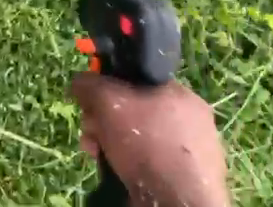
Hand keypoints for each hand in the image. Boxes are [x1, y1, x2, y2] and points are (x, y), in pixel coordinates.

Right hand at [70, 72, 228, 206]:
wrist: (177, 203)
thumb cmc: (146, 142)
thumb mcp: (105, 99)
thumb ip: (87, 83)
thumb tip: (81, 85)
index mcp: (182, 96)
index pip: (135, 78)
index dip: (106, 85)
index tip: (91, 99)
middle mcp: (191, 121)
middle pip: (131, 108)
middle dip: (102, 118)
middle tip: (91, 128)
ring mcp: (191, 152)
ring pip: (136, 135)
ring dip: (107, 139)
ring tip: (96, 150)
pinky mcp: (186, 178)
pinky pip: (147, 158)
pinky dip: (126, 160)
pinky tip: (113, 166)